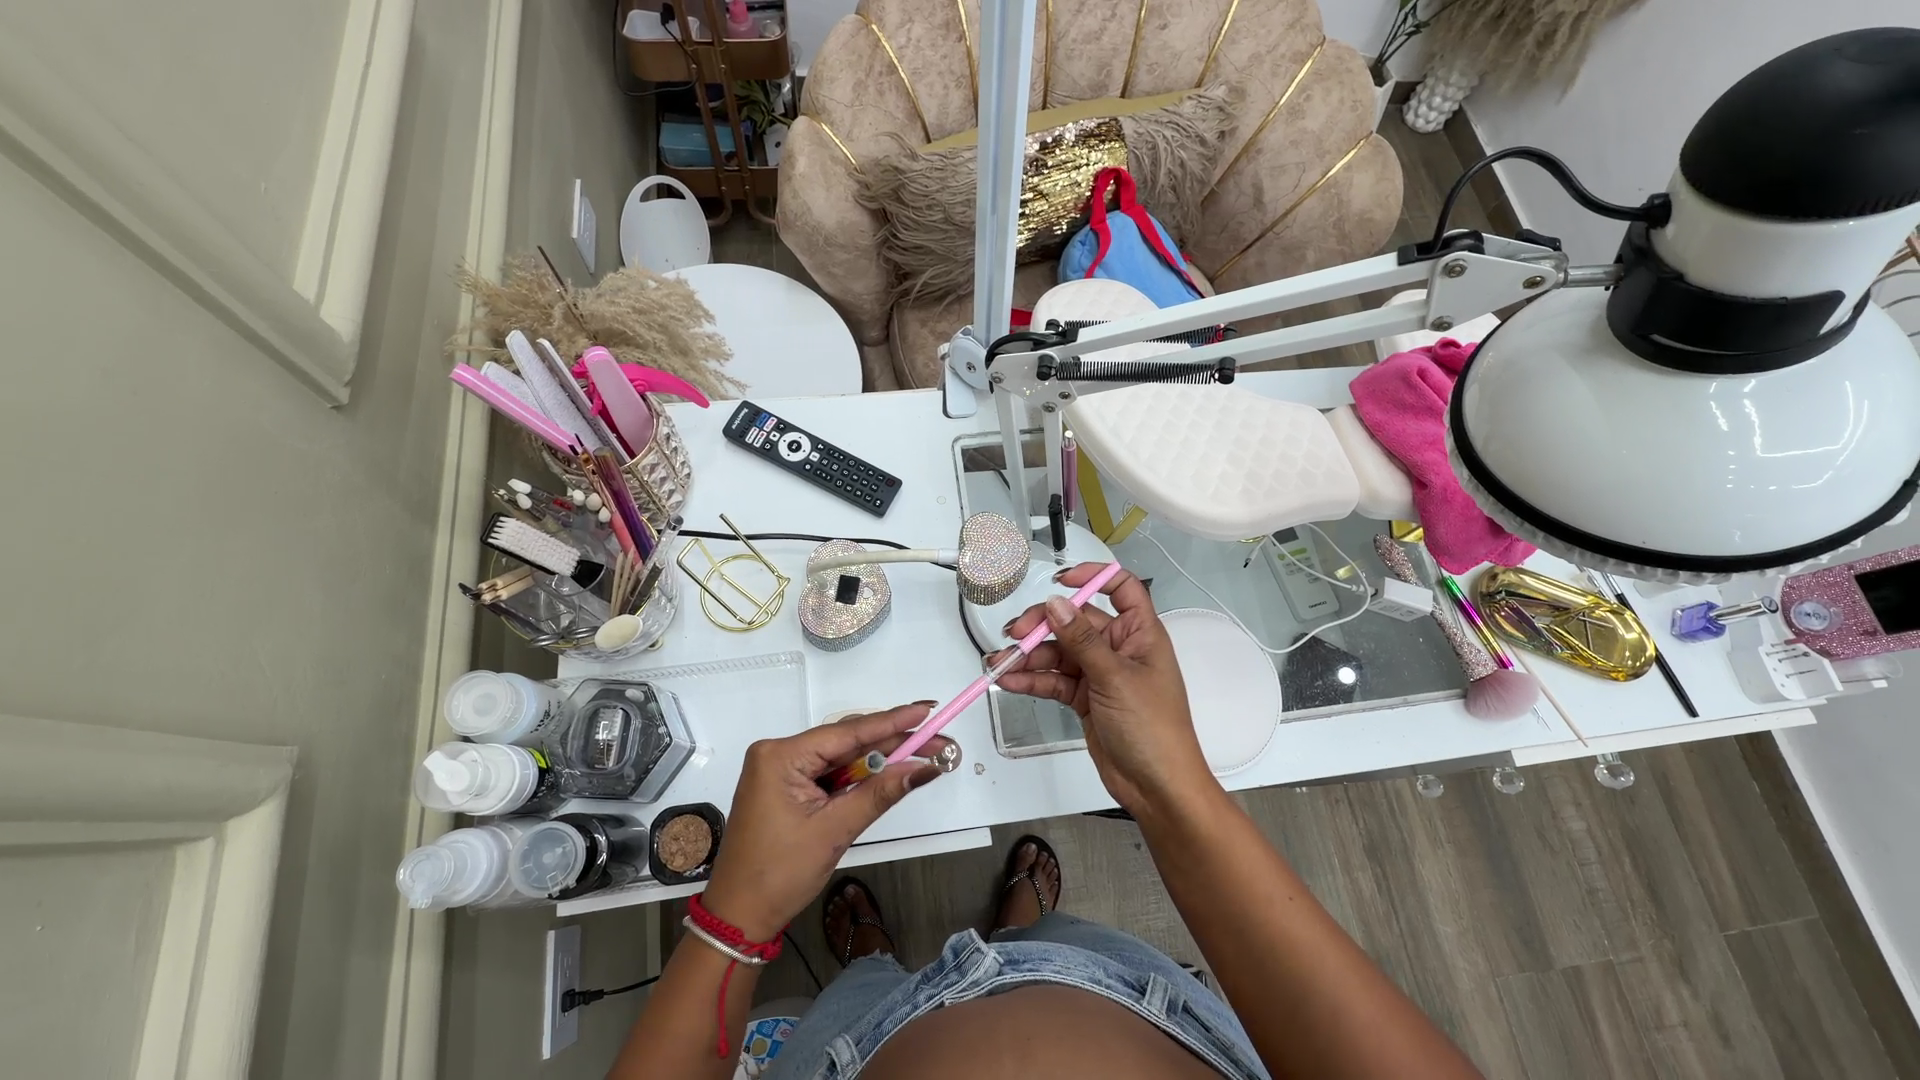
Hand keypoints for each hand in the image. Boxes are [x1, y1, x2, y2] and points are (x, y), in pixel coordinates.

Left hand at [701, 705, 948, 940]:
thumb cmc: (779, 874)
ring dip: (878, 760)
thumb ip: (880, 793)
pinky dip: (857, 777)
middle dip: (893, 742)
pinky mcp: (785, 788)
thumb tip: (925, 767)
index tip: (928, 710)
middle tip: (938, 740)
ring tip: (922, 754)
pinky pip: (829, 773)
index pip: (848, 733)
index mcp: (781, 756)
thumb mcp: (834, 830)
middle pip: (846, 741)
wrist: (738, 917)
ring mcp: (780, 771)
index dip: (893, 721)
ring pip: (840, 757)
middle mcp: (778, 753)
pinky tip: (888, 773)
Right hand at [996, 563, 1212, 812]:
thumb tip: (1056, 604)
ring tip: (1000, 663)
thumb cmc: (1154, 729)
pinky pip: (1054, 680)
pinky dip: (1033, 680)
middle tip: (1015, 635)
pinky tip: (1011, 682)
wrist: (1157, 787)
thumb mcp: (1115, 678)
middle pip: (1076, 622)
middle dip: (1043, 626)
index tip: (1060, 581)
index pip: (1121, 589)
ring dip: (1030, 656)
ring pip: (1059, 653)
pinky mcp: (1085, 698)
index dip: (1094, 578)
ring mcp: (1100, 674)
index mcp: (1140, 634)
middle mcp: (1120, 648)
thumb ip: (1081, 640)